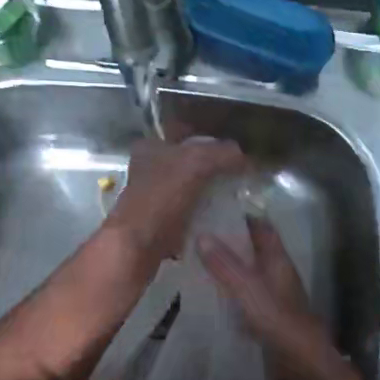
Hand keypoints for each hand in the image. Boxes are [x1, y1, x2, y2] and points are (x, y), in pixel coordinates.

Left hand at [105, 135, 245, 260]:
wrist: (138, 246)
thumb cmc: (161, 198)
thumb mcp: (195, 164)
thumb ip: (221, 154)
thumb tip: (242, 155)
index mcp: (151, 147)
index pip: (186, 133)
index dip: (211, 139)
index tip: (234, 151)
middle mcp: (149, 168)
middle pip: (190, 161)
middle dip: (215, 167)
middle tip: (239, 175)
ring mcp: (155, 196)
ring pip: (191, 187)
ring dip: (212, 192)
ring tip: (236, 196)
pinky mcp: (162, 220)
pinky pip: (190, 210)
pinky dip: (205, 213)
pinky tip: (223, 216)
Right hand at [199, 216, 339, 379]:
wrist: (302, 362)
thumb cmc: (278, 320)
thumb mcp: (248, 289)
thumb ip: (226, 265)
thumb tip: (202, 235)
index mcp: (278, 260)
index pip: (262, 228)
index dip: (242, 216)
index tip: (215, 208)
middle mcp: (277, 274)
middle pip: (253, 250)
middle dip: (229, 242)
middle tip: (196, 235)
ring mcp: (273, 295)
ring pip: (248, 273)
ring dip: (227, 268)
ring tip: (195, 261)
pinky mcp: (267, 316)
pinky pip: (244, 296)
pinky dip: (228, 292)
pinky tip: (208, 296)